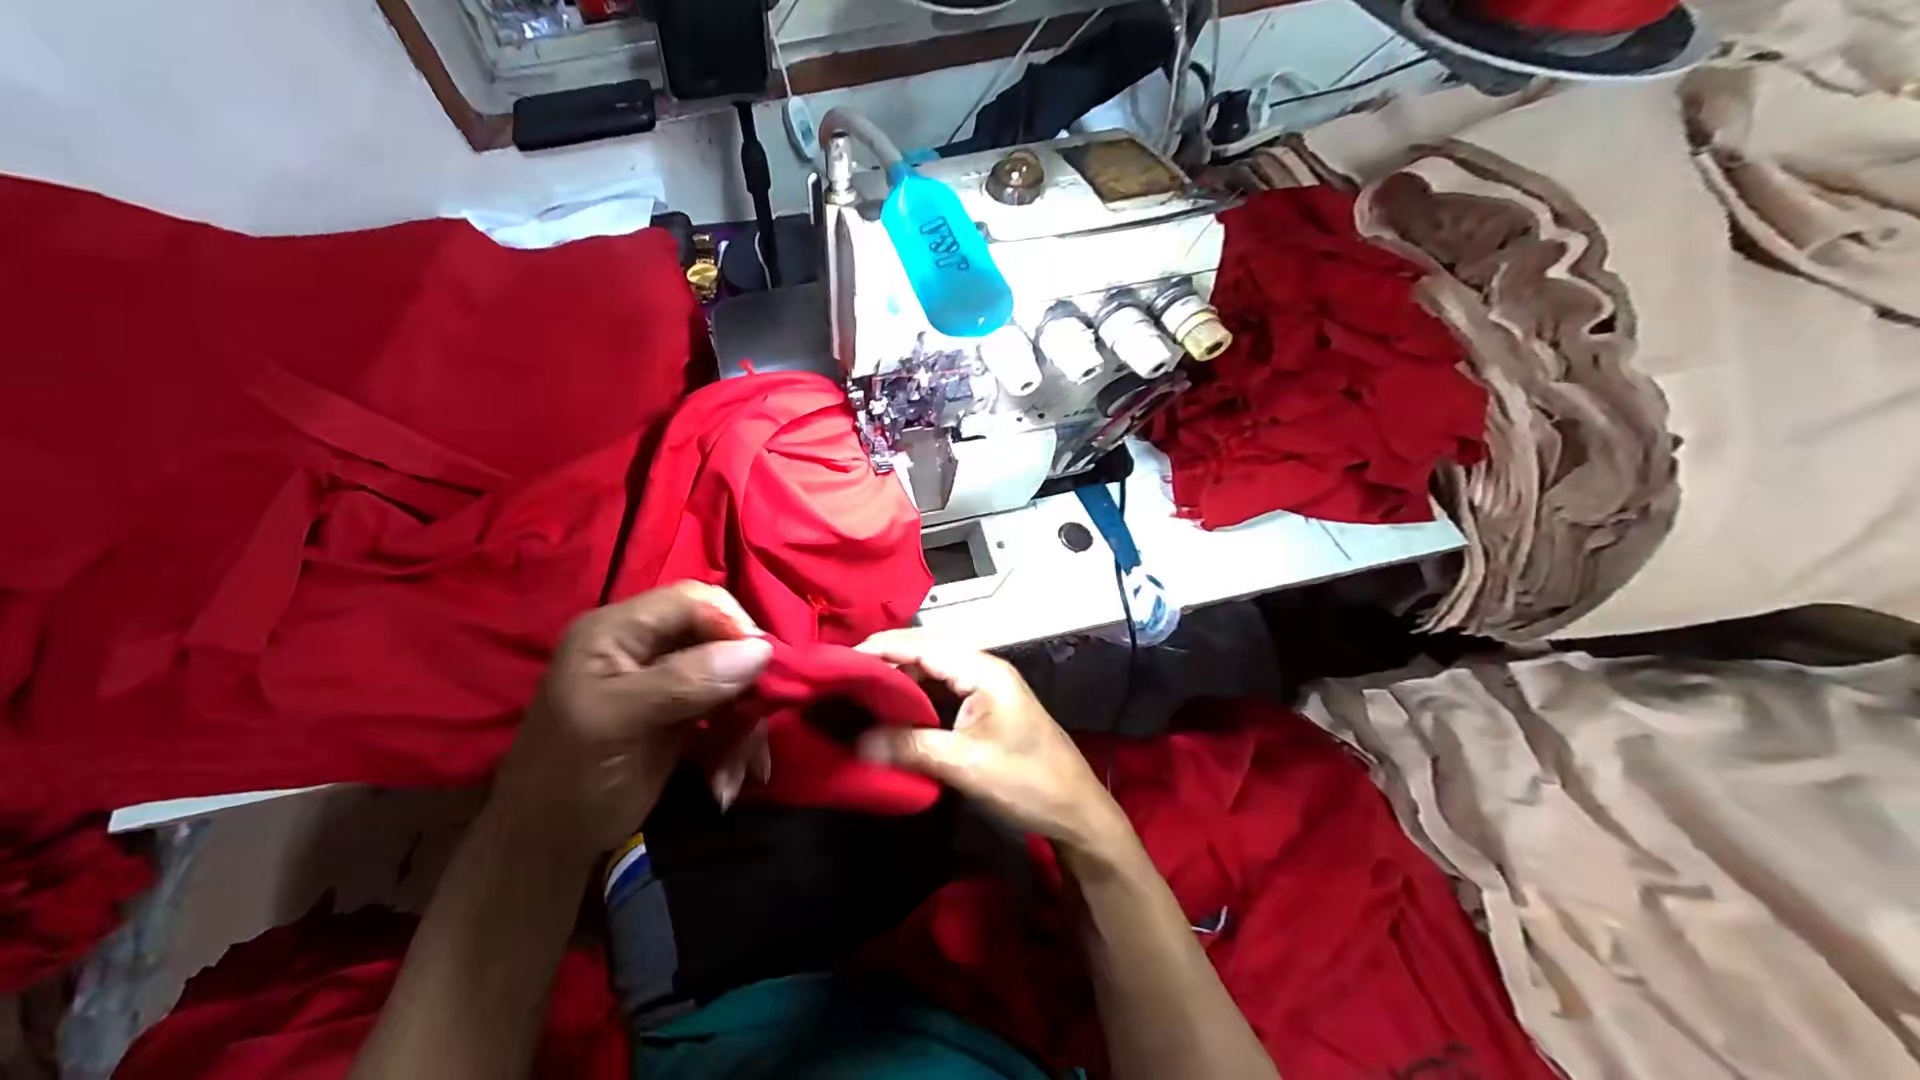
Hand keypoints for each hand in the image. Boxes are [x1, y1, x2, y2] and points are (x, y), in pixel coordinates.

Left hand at [490, 582, 773, 859]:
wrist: (546, 846)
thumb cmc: (568, 778)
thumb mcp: (618, 723)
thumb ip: (685, 680)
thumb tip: (761, 650)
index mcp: (617, 630)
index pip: (693, 601)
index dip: (734, 625)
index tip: (763, 668)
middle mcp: (645, 646)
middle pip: (722, 640)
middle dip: (746, 687)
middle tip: (756, 727)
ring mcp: (667, 681)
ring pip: (735, 681)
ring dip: (744, 727)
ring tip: (735, 774)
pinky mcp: (685, 713)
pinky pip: (731, 713)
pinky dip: (737, 745)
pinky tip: (726, 783)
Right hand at [855, 630, 1129, 853]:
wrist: (1076, 811)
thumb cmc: (1028, 782)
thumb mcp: (966, 765)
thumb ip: (911, 746)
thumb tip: (856, 741)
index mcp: (983, 670)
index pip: (922, 646)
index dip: (880, 649)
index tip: (838, 660)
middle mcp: (982, 668)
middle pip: (924, 652)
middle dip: (883, 659)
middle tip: (840, 676)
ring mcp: (984, 687)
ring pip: (930, 671)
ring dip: (896, 678)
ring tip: (855, 689)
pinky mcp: (982, 708)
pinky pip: (939, 691)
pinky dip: (912, 696)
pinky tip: (888, 710)